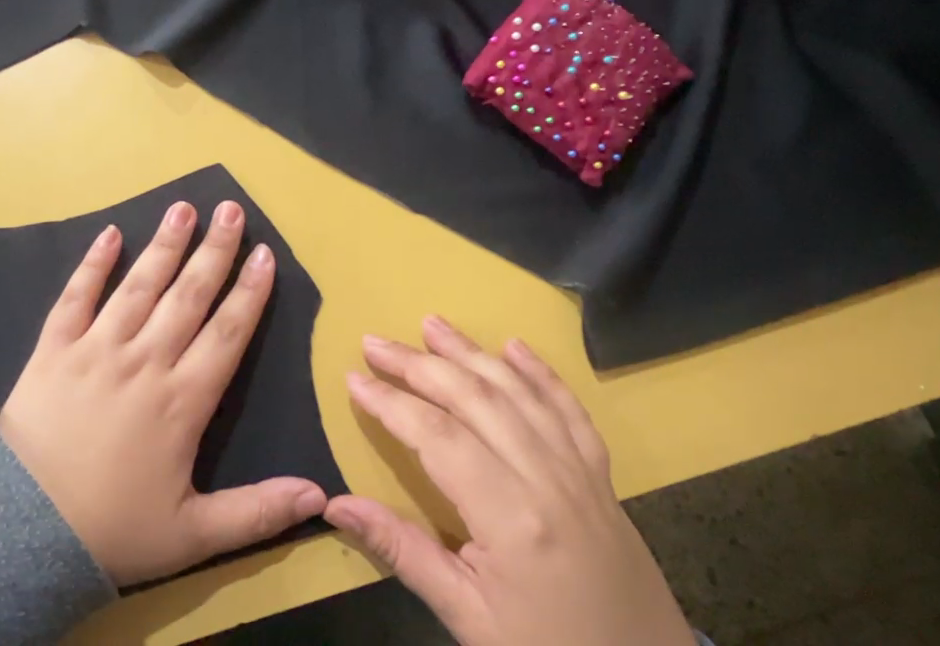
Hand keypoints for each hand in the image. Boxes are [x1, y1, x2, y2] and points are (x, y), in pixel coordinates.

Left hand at [0, 200, 326, 585]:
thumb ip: (258, 512)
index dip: (249, 292)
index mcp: (183, 401)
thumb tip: (321, 496)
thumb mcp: (193, 535)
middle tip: (231, 209)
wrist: (22, 527)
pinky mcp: (53, 348)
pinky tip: (109, 235)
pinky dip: (93, 265)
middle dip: (213, 251)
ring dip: (163, 246)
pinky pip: (76, 297)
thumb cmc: (112, 530)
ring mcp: (96, 349)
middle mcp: (144, 361)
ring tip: (183, 209)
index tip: (264, 254)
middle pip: (188, 296)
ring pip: (138, 287)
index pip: (227, 333)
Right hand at [326, 317, 690, 645]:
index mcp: (511, 516)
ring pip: (520, 394)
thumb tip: (336, 505)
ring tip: (431, 323)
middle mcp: (548, 479)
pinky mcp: (603, 478)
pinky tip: (514, 346)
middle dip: (420, 365)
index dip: (391, 403)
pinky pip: (570, 410)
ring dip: (472, 353)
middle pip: (476, 400)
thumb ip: (402, 551)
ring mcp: (581, 473)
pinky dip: (541, 374)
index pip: (437, 437)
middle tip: (374, 341)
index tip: (352, 378)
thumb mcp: (468, 616)